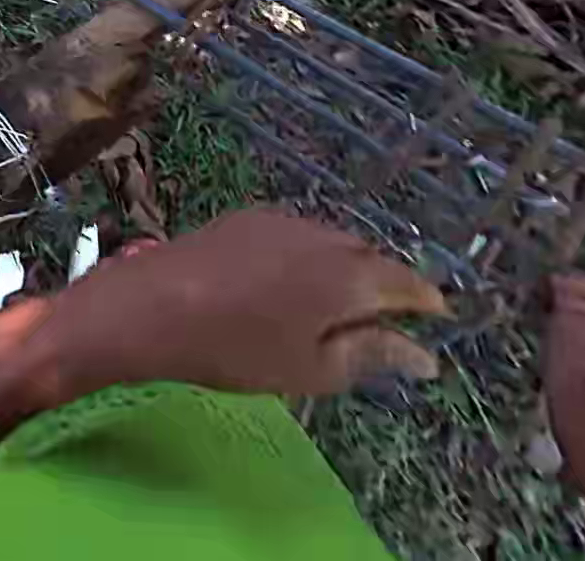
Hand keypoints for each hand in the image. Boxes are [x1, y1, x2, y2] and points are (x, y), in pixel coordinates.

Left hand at [42, 209, 447, 396]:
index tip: (433, 318)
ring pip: (328, 239)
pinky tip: (286, 277)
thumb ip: (372, 354)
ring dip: (342, 264)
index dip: (423, 300)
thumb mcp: (313, 368)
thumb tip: (423, 354)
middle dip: (381, 281)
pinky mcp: (241, 216)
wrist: (152, 303)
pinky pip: (293, 231)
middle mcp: (317, 235)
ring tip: (331, 301)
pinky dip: (306, 252)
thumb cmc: (237, 347)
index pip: (405, 281)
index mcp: (346, 274)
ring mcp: (275, 219)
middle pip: (367, 255)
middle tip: (378, 318)